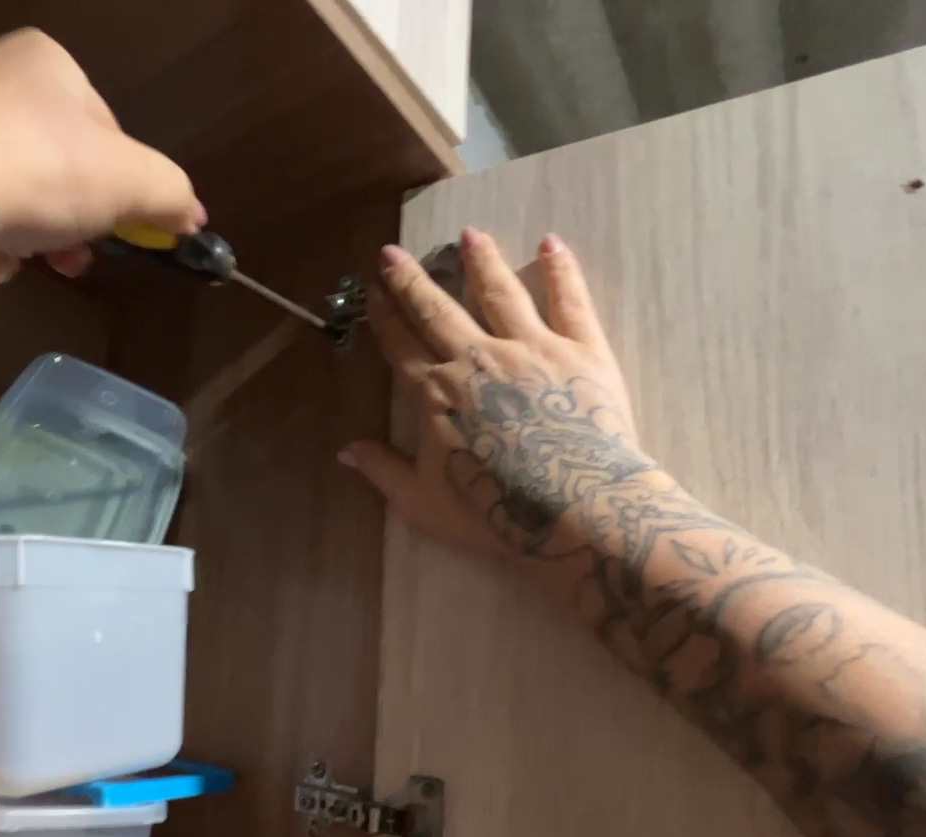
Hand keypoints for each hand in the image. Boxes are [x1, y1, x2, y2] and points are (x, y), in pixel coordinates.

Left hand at [0, 29, 204, 282]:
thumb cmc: (44, 166)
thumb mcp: (134, 180)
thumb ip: (170, 194)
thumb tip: (190, 216)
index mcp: (47, 65)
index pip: (104, 128)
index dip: (124, 184)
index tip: (129, 227)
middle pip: (57, 167)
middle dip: (77, 220)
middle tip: (82, 255)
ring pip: (13, 198)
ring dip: (35, 238)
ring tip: (39, 262)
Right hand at [343, 229, 651, 565]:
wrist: (574, 509)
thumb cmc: (491, 513)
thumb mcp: (421, 502)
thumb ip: (382, 470)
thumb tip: (344, 450)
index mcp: (434, 393)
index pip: (401, 347)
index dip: (384, 319)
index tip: (372, 293)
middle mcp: (475, 359)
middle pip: (437, 311)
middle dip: (411, 280)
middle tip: (393, 251)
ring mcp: (530, 349)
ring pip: (500, 293)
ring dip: (480, 262)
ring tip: (469, 234)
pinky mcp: (581, 350)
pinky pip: (569, 300)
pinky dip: (560, 270)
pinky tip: (550, 244)